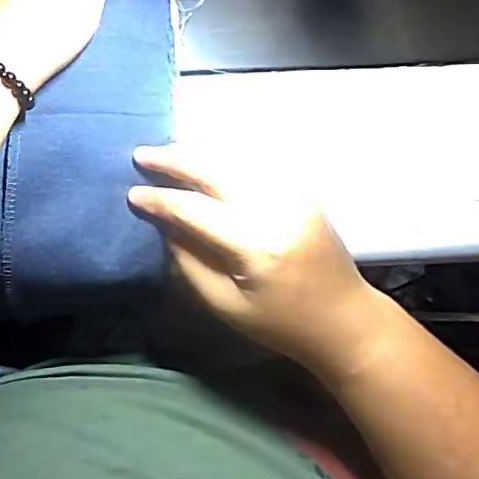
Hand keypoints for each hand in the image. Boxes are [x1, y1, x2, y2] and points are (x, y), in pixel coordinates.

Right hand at [127, 144, 409, 383]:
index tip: (133, 194)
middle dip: (175, 160)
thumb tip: (163, 223)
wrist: (345, 320)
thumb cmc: (280, 324)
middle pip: (215, 171)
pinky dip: (224, 160)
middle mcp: (276, 209)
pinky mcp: (302, 193)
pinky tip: (204, 160)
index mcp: (255, 244)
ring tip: (166, 154)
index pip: (195, 209)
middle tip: (141, 155)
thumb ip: (189, 260)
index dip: (161, 200)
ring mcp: (294, 196)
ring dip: (198, 154)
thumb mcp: (224, 304)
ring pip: (235, 161)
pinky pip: (255, 167)